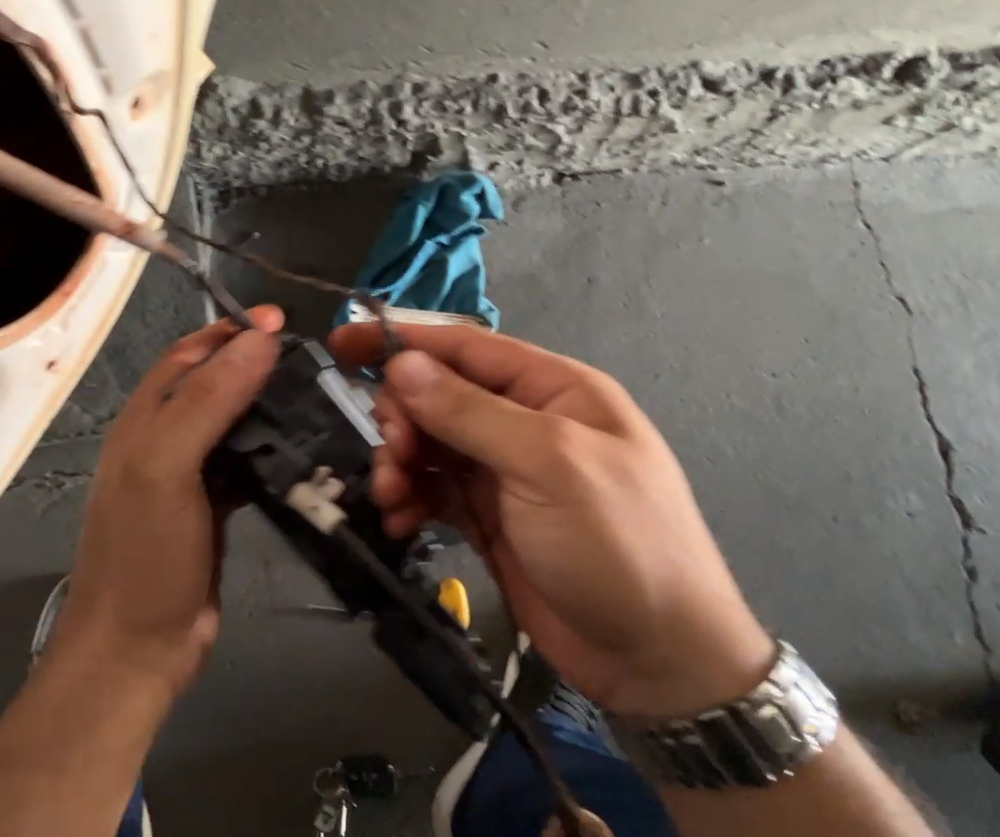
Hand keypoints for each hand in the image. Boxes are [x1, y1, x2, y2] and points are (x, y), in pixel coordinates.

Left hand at [55, 306, 284, 695]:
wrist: (138, 648)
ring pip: (232, 427)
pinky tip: (305, 451)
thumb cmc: (146, 553)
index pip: (187, 356)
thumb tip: (260, 340)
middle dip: (254, 365)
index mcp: (142, 422)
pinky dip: (272, 454)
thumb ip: (208, 400)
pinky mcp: (213, 512)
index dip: (230, 333)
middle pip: (212, 387)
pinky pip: (245, 468)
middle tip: (311, 360)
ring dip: (268, 409)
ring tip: (318, 397)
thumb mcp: (167, 467)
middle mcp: (162, 442)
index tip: (285, 320)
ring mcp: (188, 480)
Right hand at [329, 323, 773, 717]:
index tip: (342, 344)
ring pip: (431, 444)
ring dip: (401, 463)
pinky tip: (401, 523)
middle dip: (403, 416)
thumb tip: (404, 365)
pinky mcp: (490, 519)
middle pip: (440, 396)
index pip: (466, 347)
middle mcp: (526, 422)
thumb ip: (470, 411)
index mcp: (553, 389)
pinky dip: (411, 500)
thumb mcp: (546, 464)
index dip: (403, 342)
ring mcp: (506, 473)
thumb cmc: (616, 543)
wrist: (658, 656)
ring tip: (393, 497)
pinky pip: (435, 491)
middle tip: (392, 454)